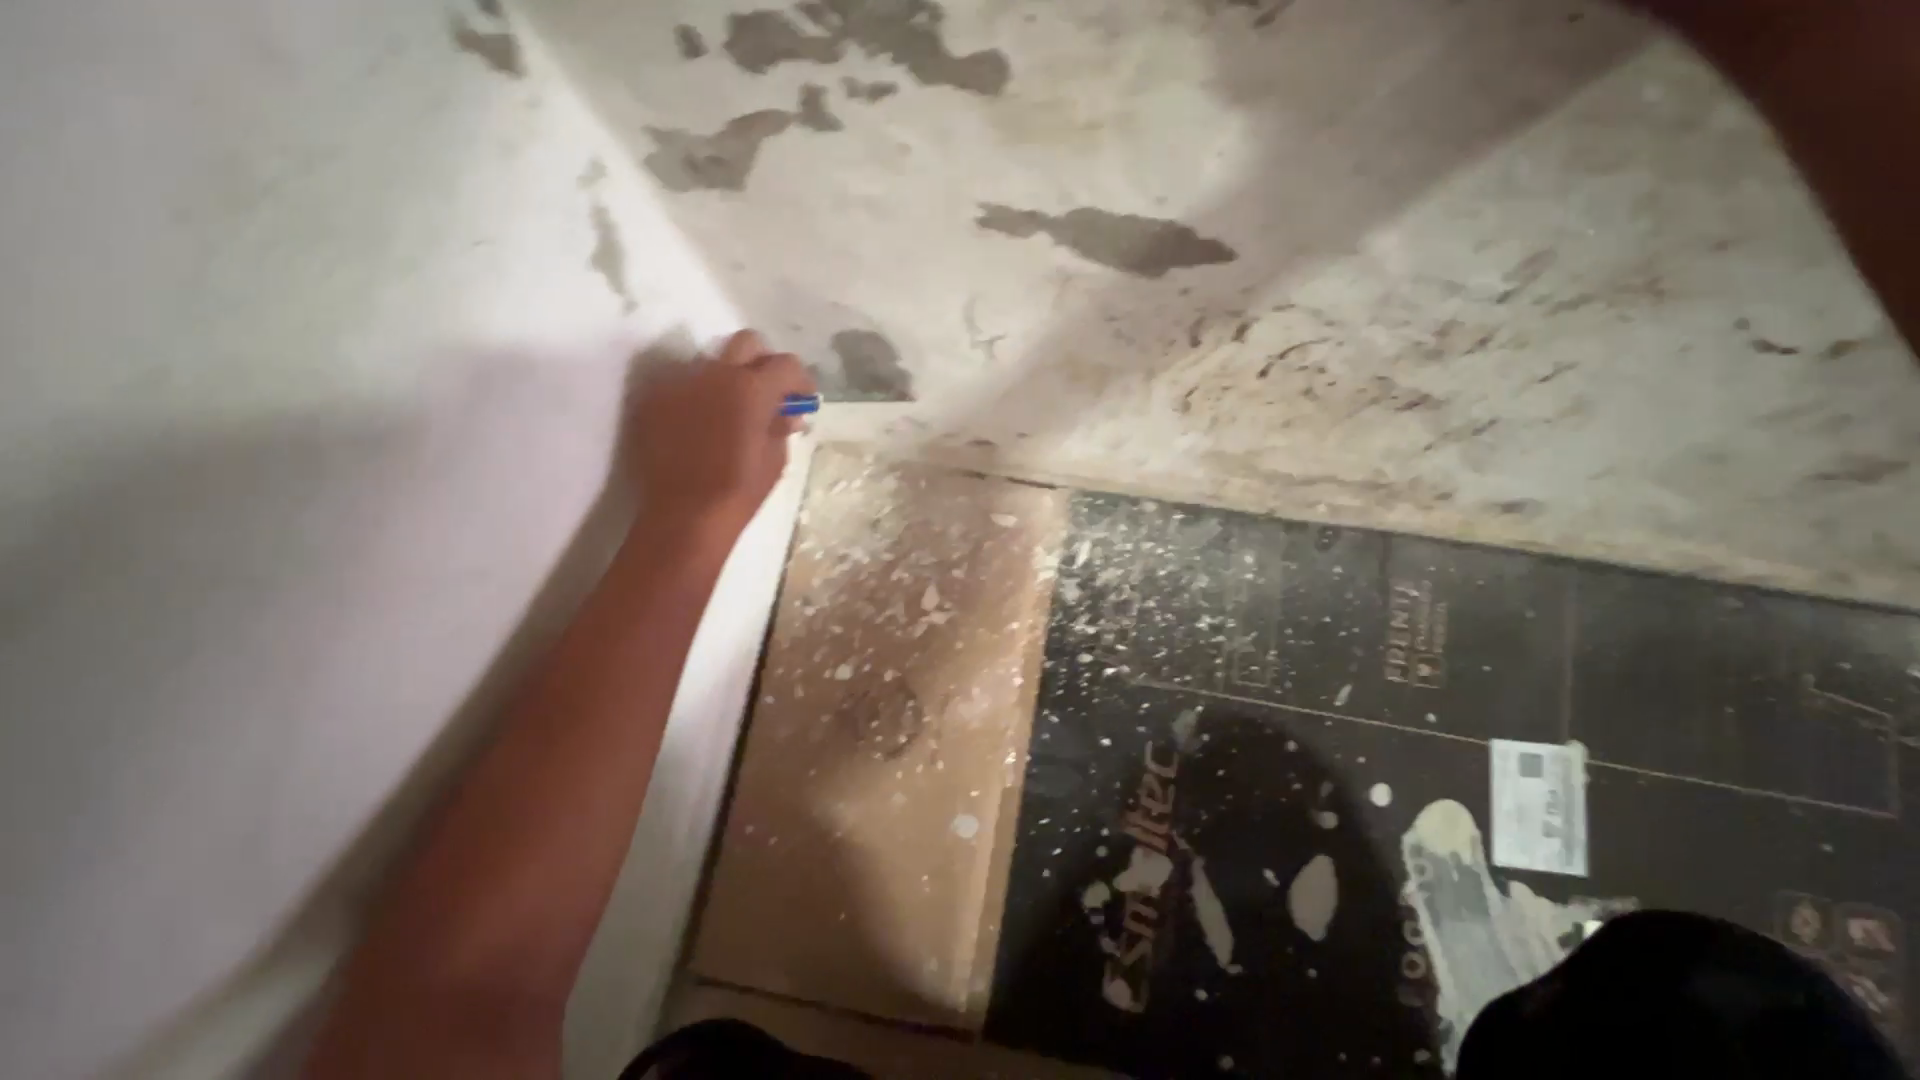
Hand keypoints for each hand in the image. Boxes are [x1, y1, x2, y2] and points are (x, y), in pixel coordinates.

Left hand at [627, 329, 814, 542]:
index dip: (800, 379)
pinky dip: (694, 397)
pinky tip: (698, 426)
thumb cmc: (740, 492)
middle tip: (766, 392)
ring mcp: (679, 382)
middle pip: (746, 343)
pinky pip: (680, 385)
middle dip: (762, 362)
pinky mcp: (652, 398)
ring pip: (710, 364)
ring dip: (725, 381)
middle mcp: (715, 373)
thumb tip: (786, 414)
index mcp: (752, 388)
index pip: (786, 364)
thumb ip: (780, 426)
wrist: (684, 515)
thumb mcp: (775, 459)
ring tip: (727, 413)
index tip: (801, 399)